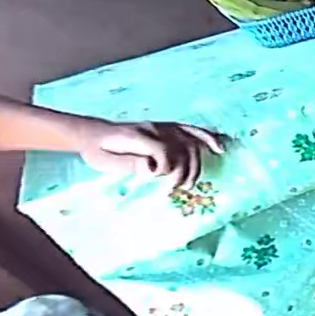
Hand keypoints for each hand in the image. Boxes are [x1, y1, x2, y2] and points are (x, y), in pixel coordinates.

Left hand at [77, 122, 223, 186]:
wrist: (94, 134)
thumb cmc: (98, 151)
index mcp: (136, 136)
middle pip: (182, 150)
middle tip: (176, 187)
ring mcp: (167, 128)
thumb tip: (152, 168)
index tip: (155, 178)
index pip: (161, 150)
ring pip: (192, 145)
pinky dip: (210, 140)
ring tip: (188, 183)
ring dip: (195, 166)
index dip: (163, 167)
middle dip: (182, 171)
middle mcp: (156, 129)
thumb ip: (128, 165)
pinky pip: (196, 132)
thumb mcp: (104, 161)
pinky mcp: (173, 129)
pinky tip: (220, 149)